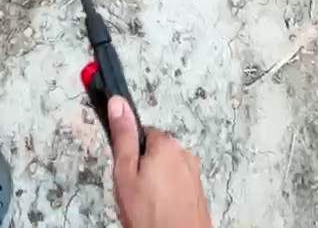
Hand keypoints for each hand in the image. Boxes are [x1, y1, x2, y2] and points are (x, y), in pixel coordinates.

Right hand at [107, 96, 210, 227]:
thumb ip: (123, 137)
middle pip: (155, 153)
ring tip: (147, 208)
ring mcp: (194, 176)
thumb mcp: (126, 173)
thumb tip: (117, 101)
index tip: (127, 174)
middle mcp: (184, 154)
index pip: (141, 135)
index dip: (131, 155)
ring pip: (166, 172)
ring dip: (157, 184)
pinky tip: (161, 214)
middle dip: (143, 170)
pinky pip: (178, 187)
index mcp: (166, 144)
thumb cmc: (150, 216)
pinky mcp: (199, 196)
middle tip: (135, 194)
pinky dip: (169, 197)